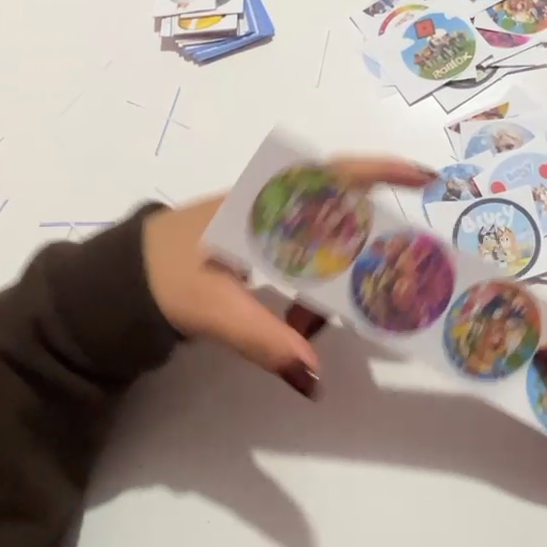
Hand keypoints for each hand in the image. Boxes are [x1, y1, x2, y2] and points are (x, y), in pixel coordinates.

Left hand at [141, 158, 434, 399]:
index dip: (382, 171)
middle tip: (410, 267)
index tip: (425, 177)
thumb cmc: (165, 279)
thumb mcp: (215, 310)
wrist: (120, 282)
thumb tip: (316, 375)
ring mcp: (269, 228)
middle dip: (379, 237)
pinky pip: (307, 261)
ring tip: (370, 304)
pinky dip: (319, 288)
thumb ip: (266, 341)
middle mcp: (274, 207)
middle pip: (343, 212)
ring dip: (349, 270)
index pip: (332, 176)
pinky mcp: (262, 249)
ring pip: (328, 241)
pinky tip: (309, 324)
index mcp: (266, 205)